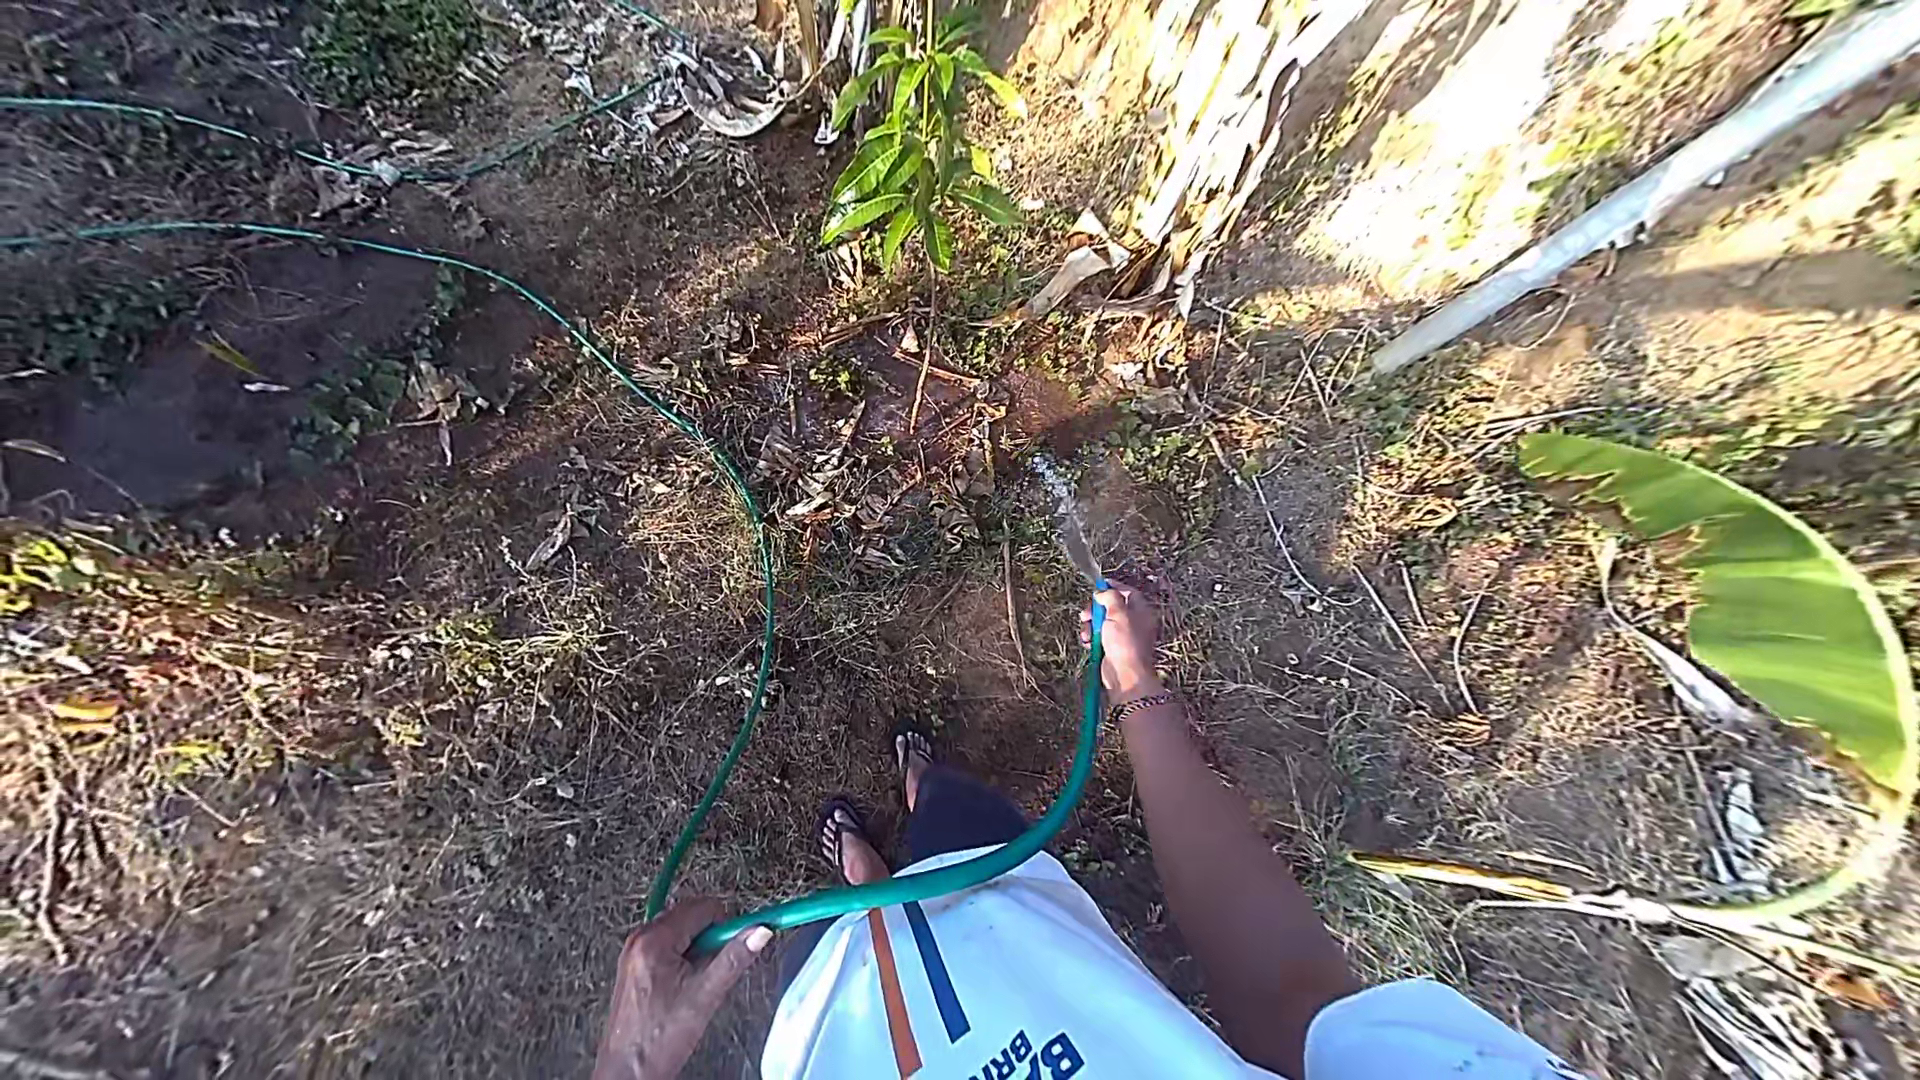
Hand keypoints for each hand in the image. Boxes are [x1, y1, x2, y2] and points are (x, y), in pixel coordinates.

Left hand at [591, 900, 771, 1079]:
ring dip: (698, 947)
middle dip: (711, 937)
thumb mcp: (704, 998)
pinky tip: (684, 985)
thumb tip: (759, 932)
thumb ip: (734, 959)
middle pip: (693, 915)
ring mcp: (635, 953)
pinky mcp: (636, 965)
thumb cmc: (654, 1046)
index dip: (726, 925)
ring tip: (697, 980)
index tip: (738, 942)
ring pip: (683, 930)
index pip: (705, 907)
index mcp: (654, 941)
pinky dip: (685, 957)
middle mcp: (640, 940)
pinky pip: (671, 944)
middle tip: (713, 968)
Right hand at [1078, 580, 1163, 701]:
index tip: (1100, 585)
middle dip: (1095, 609)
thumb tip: (1102, 593)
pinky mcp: (1112, 647)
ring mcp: (1122, 636)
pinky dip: (1091, 637)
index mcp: (1141, 611)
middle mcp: (1133, 622)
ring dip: (1090, 625)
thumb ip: (1110, 597)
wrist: (1124, 673)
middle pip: (1111, 607)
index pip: (1128, 592)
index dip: (1114, 587)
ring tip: (1086, 633)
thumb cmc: (1125, 642)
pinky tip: (1088, 642)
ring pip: (1101, 622)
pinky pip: (1098, 636)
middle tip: (1086, 614)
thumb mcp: (1118, 613)